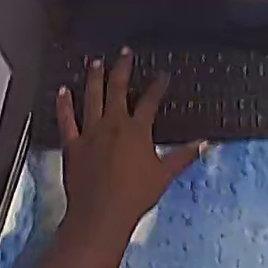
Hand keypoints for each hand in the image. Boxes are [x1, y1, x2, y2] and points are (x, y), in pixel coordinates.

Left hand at [38, 50, 205, 267]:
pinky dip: (64, 104)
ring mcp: (91, 132)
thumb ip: (183, 156)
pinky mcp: (73, 144)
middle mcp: (113, 124)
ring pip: (92, 97)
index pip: (150, 101)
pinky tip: (63, 90)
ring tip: (95, 62)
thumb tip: (204, 144)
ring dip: (94, 78)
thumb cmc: (135, 196)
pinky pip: (67, 119)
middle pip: (118, 89)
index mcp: (137, 130)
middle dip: (122, 68)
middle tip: (124, 53)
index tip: (162, 75)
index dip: (158, 86)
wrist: (101, 214)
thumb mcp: (164, 175)